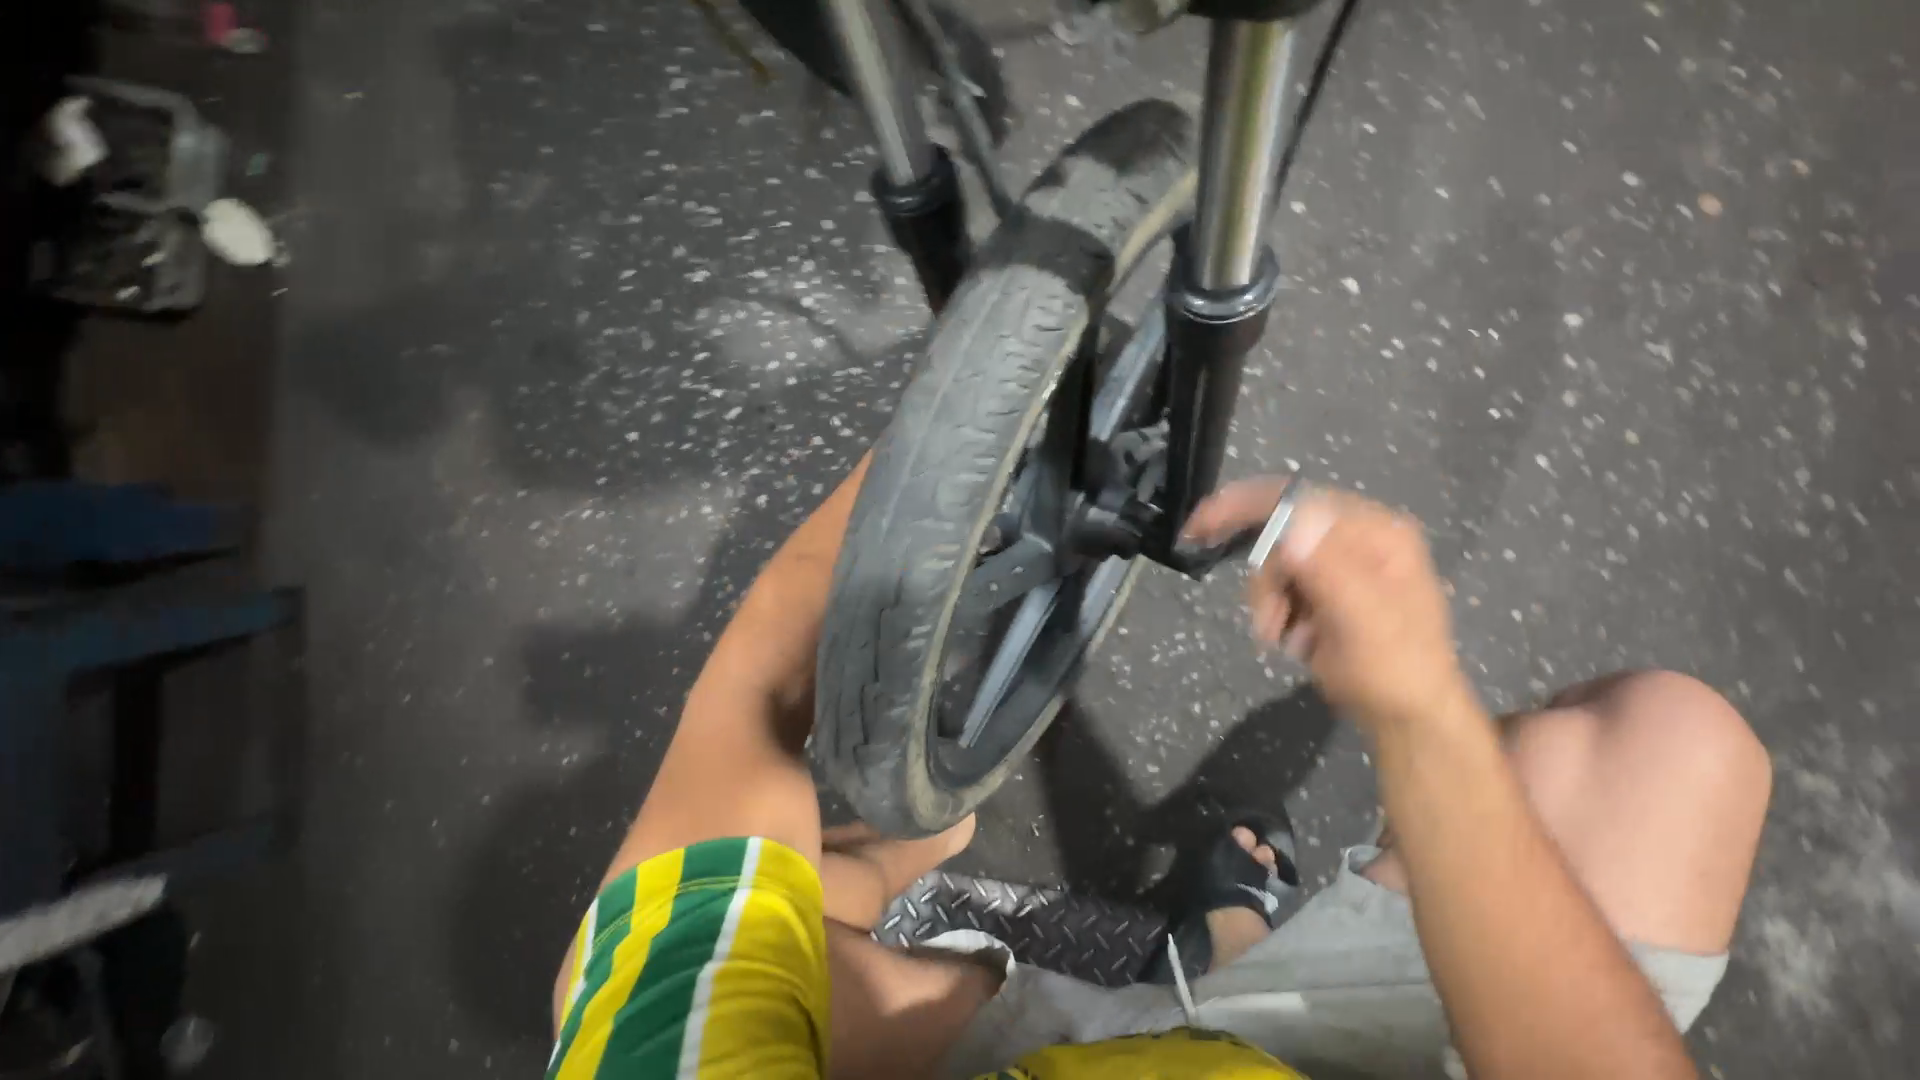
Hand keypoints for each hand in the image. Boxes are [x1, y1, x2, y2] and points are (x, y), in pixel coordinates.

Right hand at [1185, 477, 1478, 738]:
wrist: (1408, 718)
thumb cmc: (1394, 669)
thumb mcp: (1362, 618)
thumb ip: (1325, 566)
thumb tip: (1287, 525)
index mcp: (1376, 533)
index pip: (1300, 501)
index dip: (1246, 506)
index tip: (1199, 526)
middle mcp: (1359, 539)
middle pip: (1280, 534)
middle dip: (1266, 580)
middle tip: (1267, 622)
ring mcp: (1342, 565)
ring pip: (1274, 564)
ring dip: (1269, 602)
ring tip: (1285, 639)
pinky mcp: (1325, 590)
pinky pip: (1281, 587)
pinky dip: (1276, 613)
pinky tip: (1295, 640)